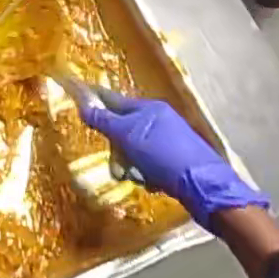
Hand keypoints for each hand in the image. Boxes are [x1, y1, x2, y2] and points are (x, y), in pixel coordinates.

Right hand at [79, 92, 268, 227]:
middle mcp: (158, 120)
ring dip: (131, 165)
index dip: (94, 99)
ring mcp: (168, 140)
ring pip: (134, 150)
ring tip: (139, 177)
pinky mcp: (175, 160)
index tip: (75, 91)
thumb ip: (104, 120)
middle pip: (122, 129)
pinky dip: (146, 173)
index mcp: (148, 108)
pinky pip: (149, 163)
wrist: (203, 185)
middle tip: (118, 166)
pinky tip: (153, 182)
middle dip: (117, 149)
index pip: (113, 99)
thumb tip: (83, 102)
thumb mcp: (128, 136)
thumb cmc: (163, 155)